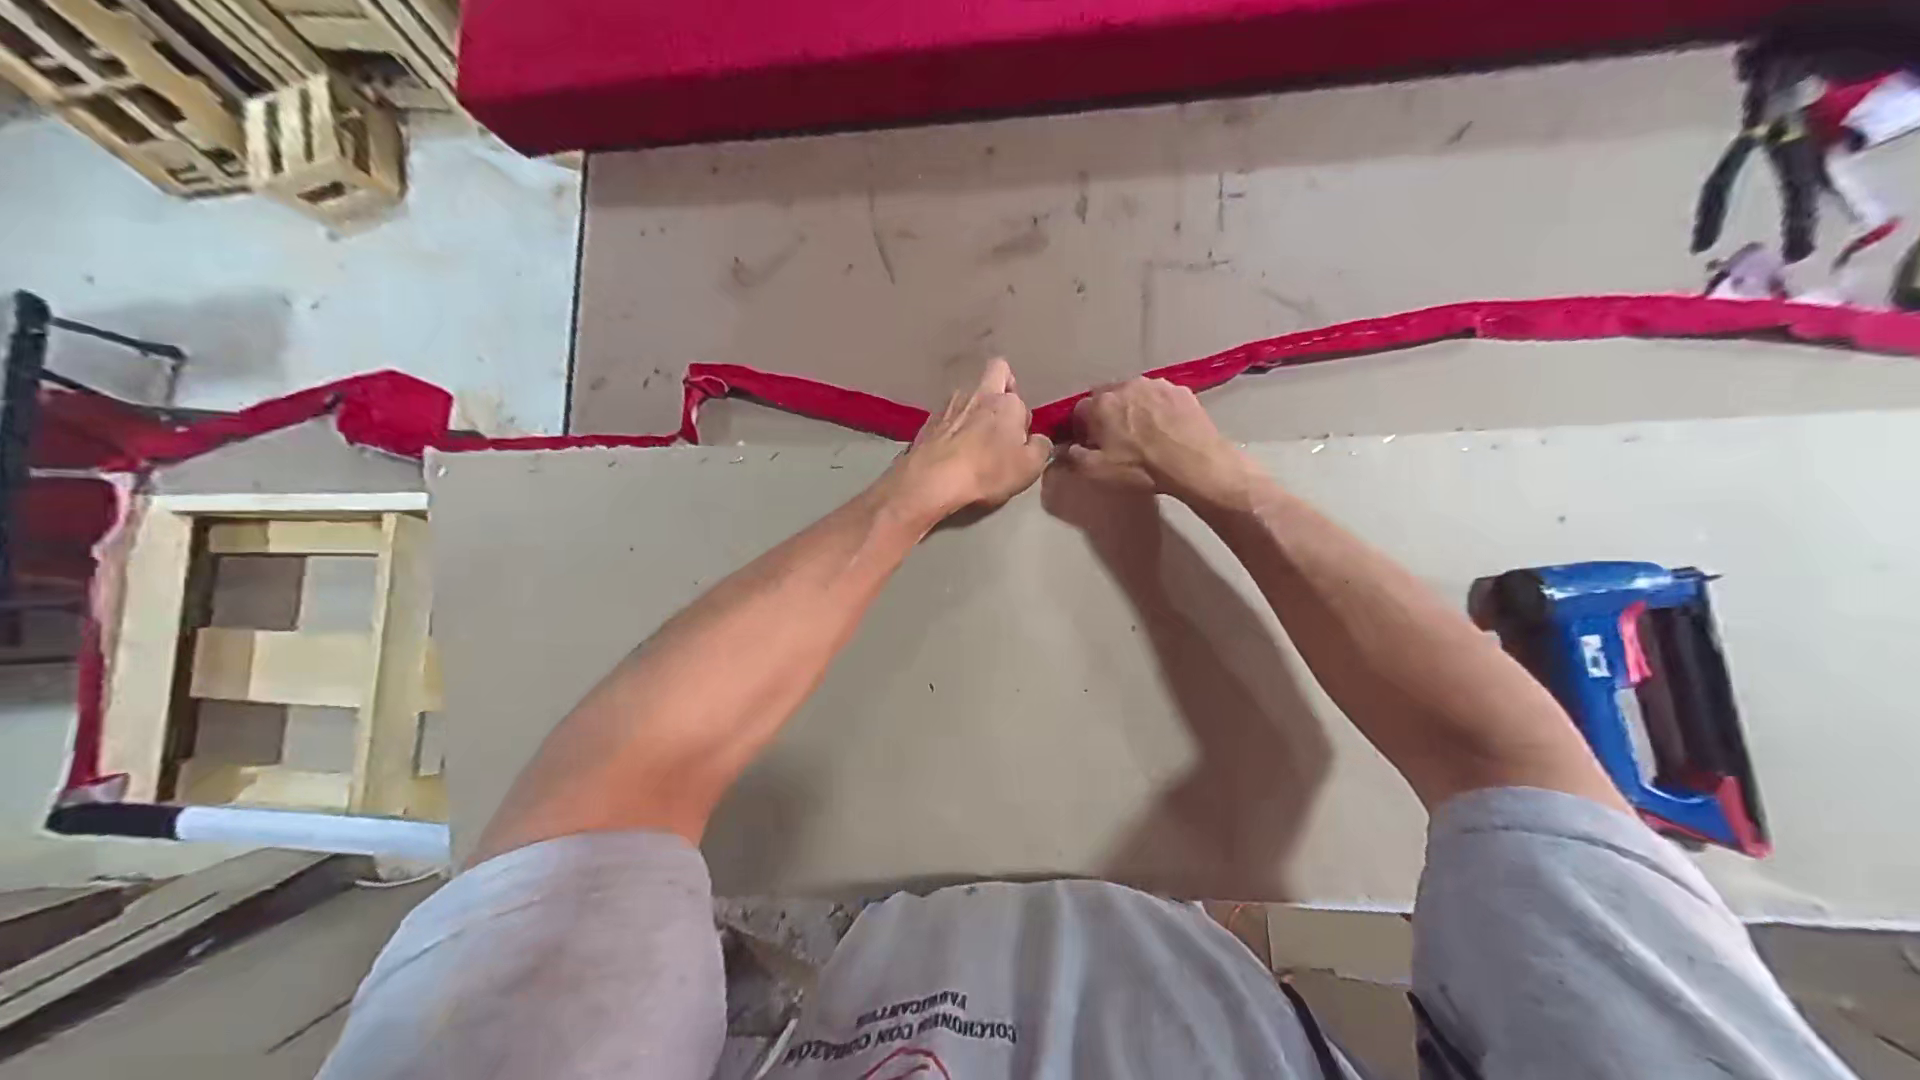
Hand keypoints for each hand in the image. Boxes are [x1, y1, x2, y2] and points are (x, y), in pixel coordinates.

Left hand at [888, 358, 1051, 522]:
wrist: (933, 480)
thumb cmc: (987, 472)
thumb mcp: (1029, 467)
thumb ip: (1041, 448)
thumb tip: (1039, 440)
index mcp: (1007, 402)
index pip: (1022, 403)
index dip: (1022, 422)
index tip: (1018, 443)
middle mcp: (979, 393)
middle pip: (996, 371)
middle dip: (1003, 386)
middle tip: (1001, 419)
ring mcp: (950, 403)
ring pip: (969, 392)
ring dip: (974, 406)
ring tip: (974, 436)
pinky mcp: (929, 419)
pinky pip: (948, 412)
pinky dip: (953, 423)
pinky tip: (952, 445)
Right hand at [1064, 377, 1246, 505]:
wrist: (1195, 463)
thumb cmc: (1141, 468)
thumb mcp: (1097, 472)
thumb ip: (1074, 457)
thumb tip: (1065, 449)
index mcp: (1101, 404)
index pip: (1079, 410)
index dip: (1081, 428)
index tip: (1088, 443)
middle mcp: (1126, 386)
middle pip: (1107, 397)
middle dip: (1106, 414)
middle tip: (1115, 436)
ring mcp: (1156, 385)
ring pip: (1134, 393)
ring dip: (1132, 408)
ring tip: (1142, 431)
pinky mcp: (1180, 390)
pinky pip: (1159, 396)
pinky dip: (1157, 408)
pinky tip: (1164, 427)